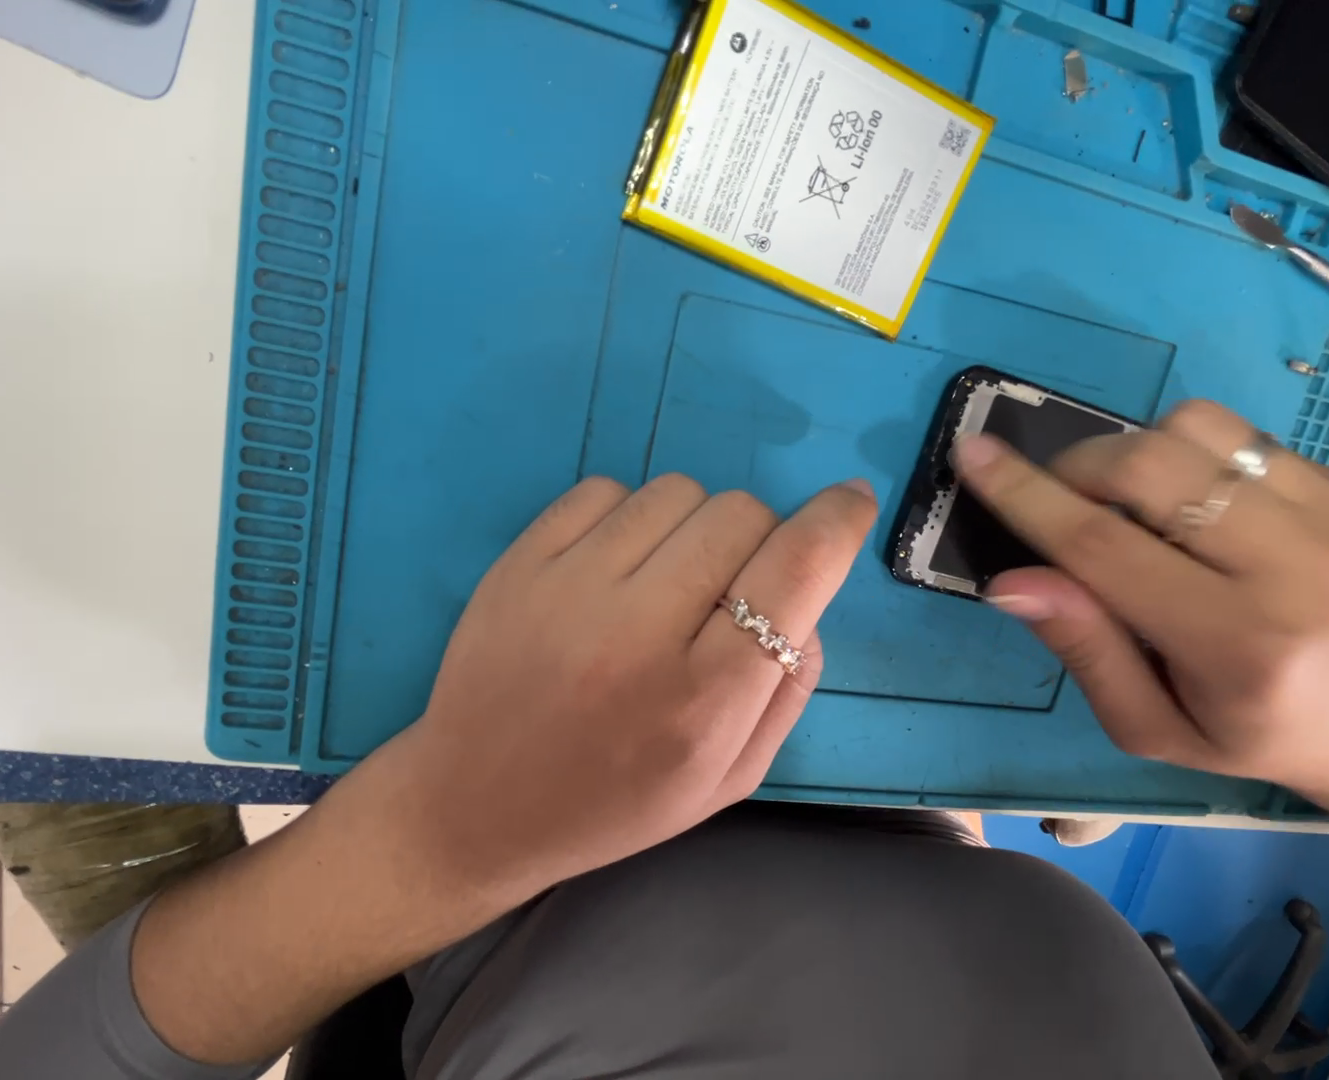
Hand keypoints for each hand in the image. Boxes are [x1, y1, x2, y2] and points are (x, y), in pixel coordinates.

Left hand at [386, 473, 877, 906]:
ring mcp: (567, 587)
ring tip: (664, 581)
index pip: (795, 570)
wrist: (477, 806)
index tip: (852, 501)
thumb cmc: (616, 804)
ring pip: (677, 491)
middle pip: (741, 513)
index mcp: (702, 700)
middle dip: (761, 537)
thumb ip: (790, 688)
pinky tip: (612, 568)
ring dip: (694, 525)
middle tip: (730, 586)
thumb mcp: (731, 778)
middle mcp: (636, 632)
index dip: (838, 523)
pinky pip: (606, 488)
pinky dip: (629, 516)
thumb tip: (808, 597)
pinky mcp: (516, 561)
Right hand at [951, 400, 1328, 805]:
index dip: (1026, 497)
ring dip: (1132, 452)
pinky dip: (1185, 457)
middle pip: (1151, 466)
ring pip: (1196, 428)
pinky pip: (1238, 435)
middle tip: (1057, 495)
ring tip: (1129, 503)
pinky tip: (1193, 508)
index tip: (972, 455)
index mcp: (1238, 645)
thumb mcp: (1150, 726)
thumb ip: (1082, 648)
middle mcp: (1297, 569)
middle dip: (1076, 467)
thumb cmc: (1258, 737)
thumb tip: (1010, 581)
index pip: (1105, 548)